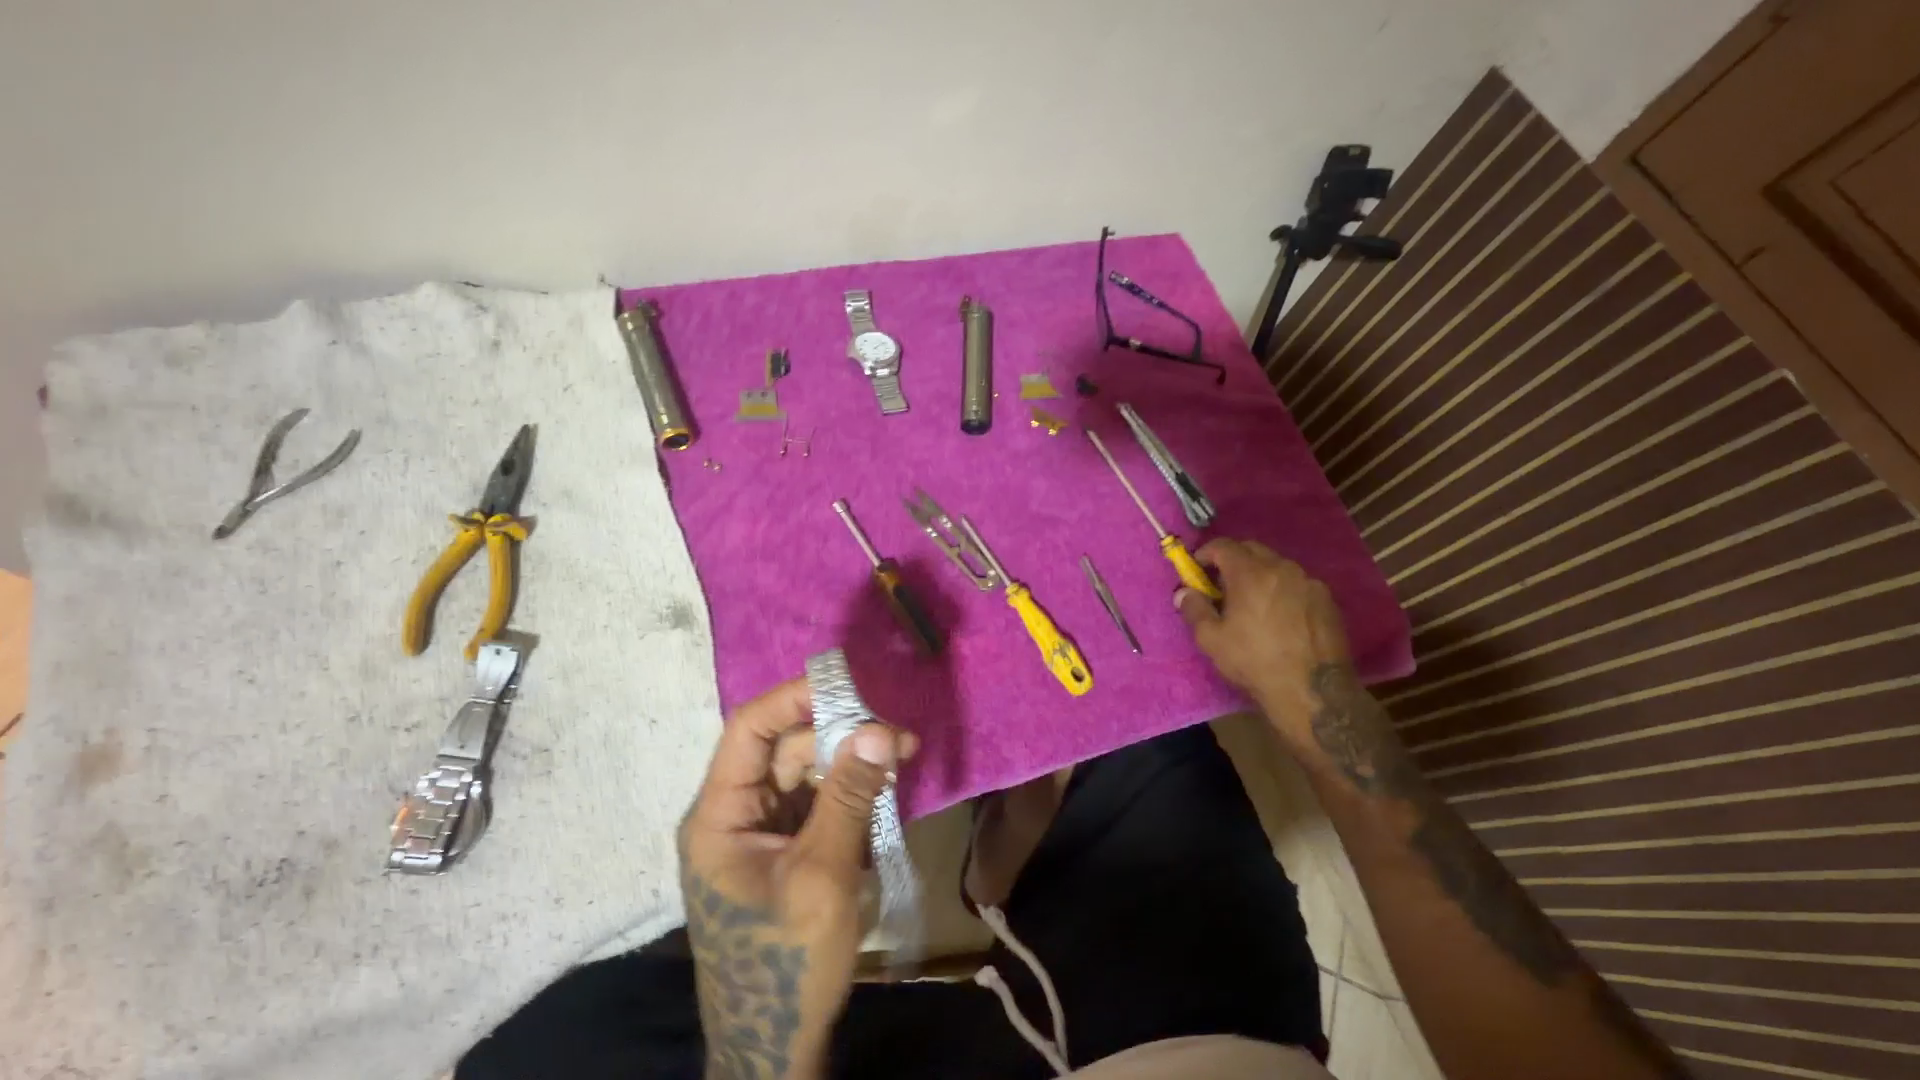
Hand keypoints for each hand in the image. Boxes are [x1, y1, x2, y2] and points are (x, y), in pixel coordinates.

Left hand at [677, 678, 917, 1079]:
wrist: (774, 1044)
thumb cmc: (787, 958)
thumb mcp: (823, 874)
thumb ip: (849, 798)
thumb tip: (878, 729)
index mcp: (719, 816)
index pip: (749, 731)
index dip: (794, 699)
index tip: (849, 685)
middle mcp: (733, 817)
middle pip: (784, 753)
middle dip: (839, 737)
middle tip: (898, 738)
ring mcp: (759, 838)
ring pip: (804, 778)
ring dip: (849, 767)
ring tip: (901, 761)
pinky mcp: (783, 857)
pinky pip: (814, 809)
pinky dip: (847, 798)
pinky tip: (883, 795)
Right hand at [1176, 538, 1354, 747]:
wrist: (1312, 690)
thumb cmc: (1254, 662)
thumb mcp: (1212, 640)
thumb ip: (1194, 610)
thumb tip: (1184, 592)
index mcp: (1251, 574)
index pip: (1224, 545)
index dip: (1206, 553)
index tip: (1197, 569)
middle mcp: (1282, 568)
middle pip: (1252, 550)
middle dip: (1233, 560)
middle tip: (1223, 585)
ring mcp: (1309, 582)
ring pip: (1278, 566)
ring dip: (1260, 575)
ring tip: (1253, 602)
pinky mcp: (1327, 599)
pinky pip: (1298, 584)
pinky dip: (1283, 590)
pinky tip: (1281, 616)